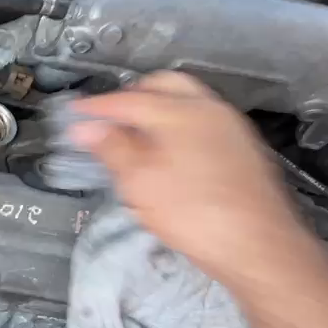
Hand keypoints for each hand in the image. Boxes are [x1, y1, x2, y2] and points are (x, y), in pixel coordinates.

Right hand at [66, 72, 327, 294]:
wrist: (254, 242)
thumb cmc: (190, 212)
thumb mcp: (137, 181)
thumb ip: (110, 148)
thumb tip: (84, 127)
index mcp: (181, 113)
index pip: (128, 99)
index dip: (96, 106)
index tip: (73, 112)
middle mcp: (209, 109)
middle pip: (163, 85)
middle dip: (130, 96)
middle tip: (104, 118)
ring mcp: (229, 125)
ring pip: (185, 99)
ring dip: (153, 107)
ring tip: (129, 133)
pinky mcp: (239, 144)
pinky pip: (199, 117)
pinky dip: (174, 121)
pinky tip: (161, 148)